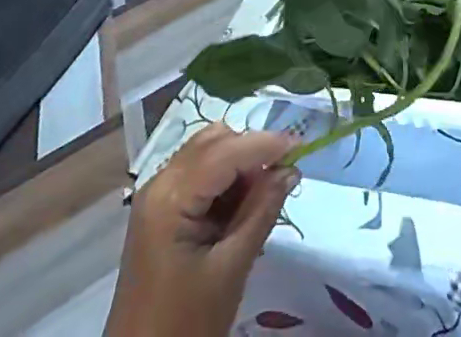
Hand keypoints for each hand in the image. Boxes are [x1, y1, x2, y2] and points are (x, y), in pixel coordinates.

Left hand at [104, 124, 299, 336]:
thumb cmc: (185, 322)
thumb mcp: (231, 267)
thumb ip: (262, 211)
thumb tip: (291, 169)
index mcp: (170, 197)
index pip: (225, 151)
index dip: (266, 143)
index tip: (304, 146)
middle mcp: (159, 183)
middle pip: (213, 141)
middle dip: (252, 149)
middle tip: (286, 172)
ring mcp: (157, 196)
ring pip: (207, 152)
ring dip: (240, 161)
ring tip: (269, 189)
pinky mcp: (161, 210)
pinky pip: (200, 174)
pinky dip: (226, 178)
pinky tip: (245, 202)